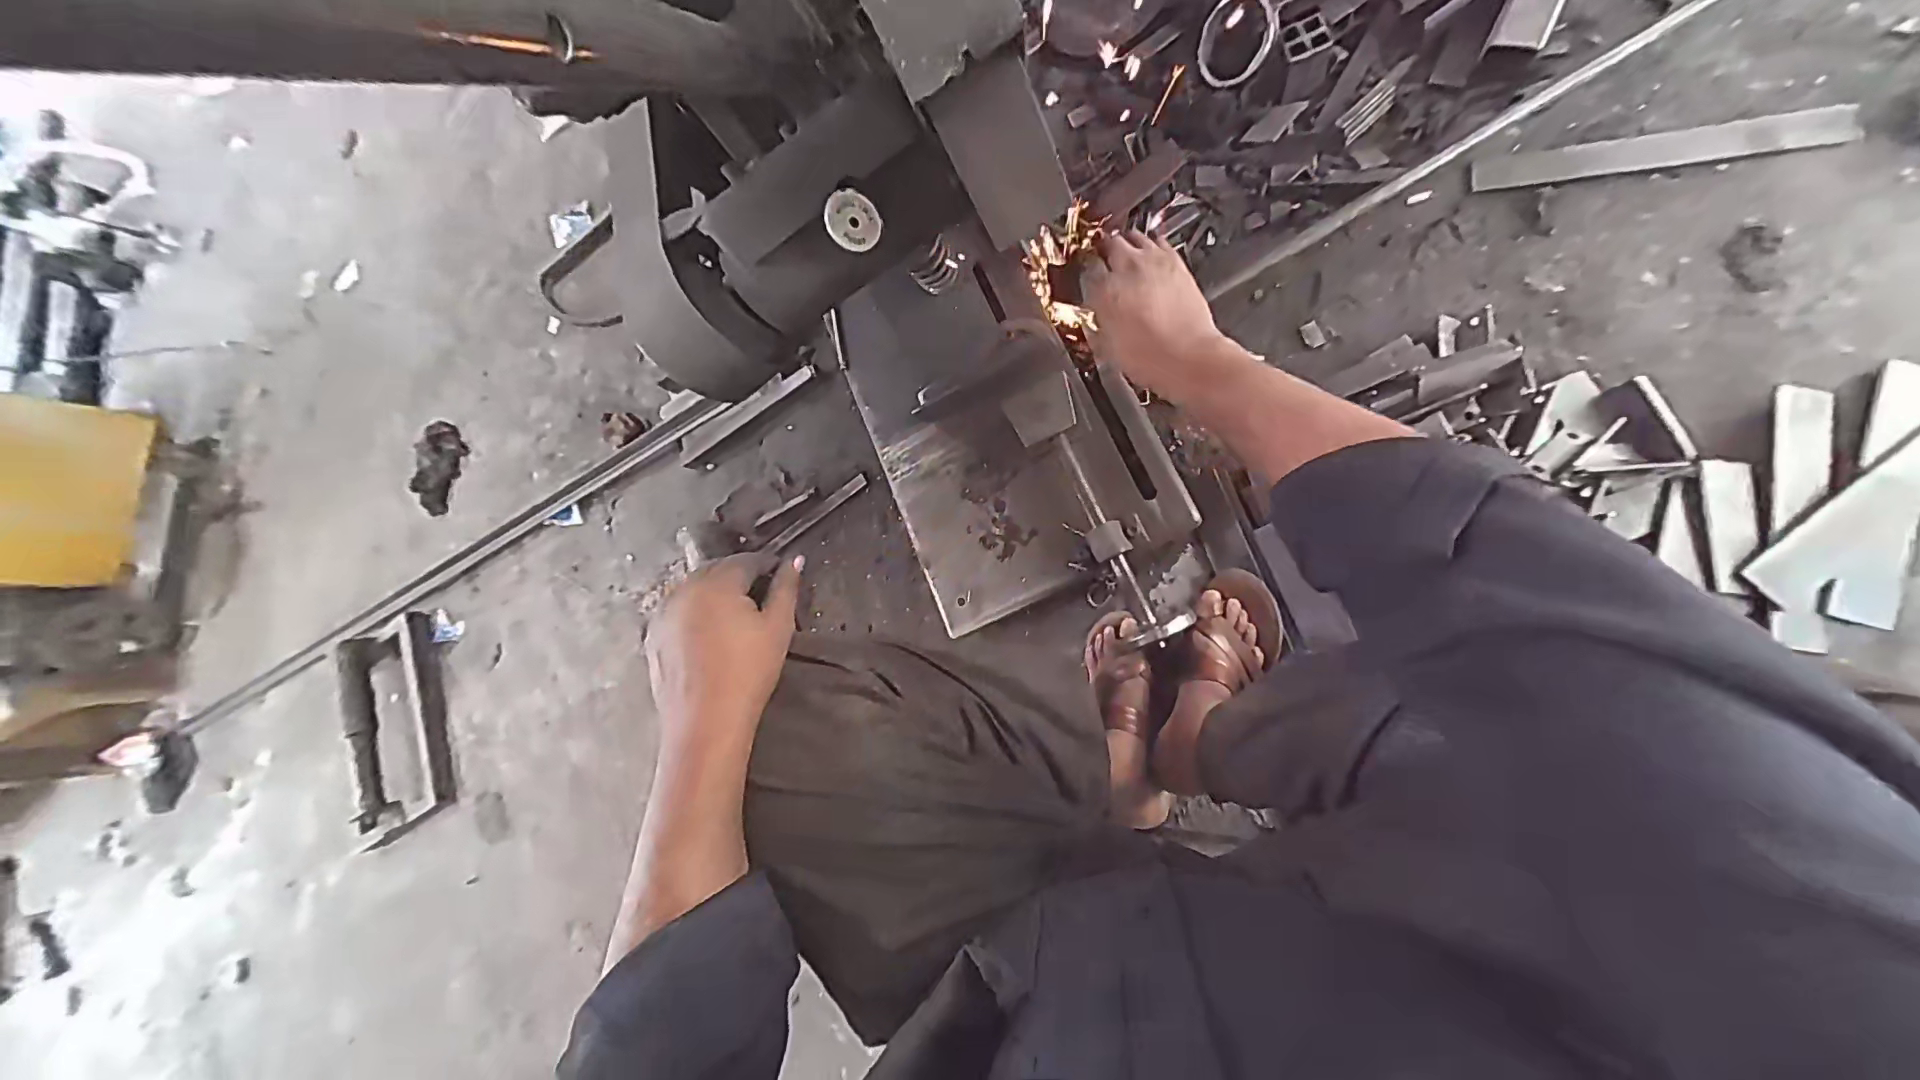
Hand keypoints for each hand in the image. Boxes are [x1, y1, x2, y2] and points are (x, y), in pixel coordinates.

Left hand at [645, 552, 802, 750]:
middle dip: (740, 578)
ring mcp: (663, 612)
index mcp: (716, 582)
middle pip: (718, 570)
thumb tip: (794, 561)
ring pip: (696, 590)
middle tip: (762, 599)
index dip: (768, 566)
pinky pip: (680, 611)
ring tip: (737, 618)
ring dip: (716, 594)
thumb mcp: (778, 627)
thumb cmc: (749, 672)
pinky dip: (696, 613)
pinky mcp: (653, 635)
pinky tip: (711, 636)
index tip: (781, 577)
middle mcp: (684, 589)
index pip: (747, 560)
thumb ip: (786, 588)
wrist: (705, 722)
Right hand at [1082, 229, 1232, 401]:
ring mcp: (1154, 261)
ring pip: (1134, 236)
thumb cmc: (1150, 358)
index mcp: (1104, 290)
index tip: (1083, 276)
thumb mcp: (1107, 346)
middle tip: (1102, 261)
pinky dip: (1152, 247)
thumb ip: (1097, 321)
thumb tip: (1095, 315)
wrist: (1188, 358)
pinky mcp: (1177, 262)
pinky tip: (1151, 258)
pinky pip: (1160, 242)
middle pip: (1108, 242)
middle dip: (1103, 250)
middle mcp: (1128, 268)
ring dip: (1127, 244)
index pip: (1085, 266)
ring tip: (1125, 256)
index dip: (1082, 270)